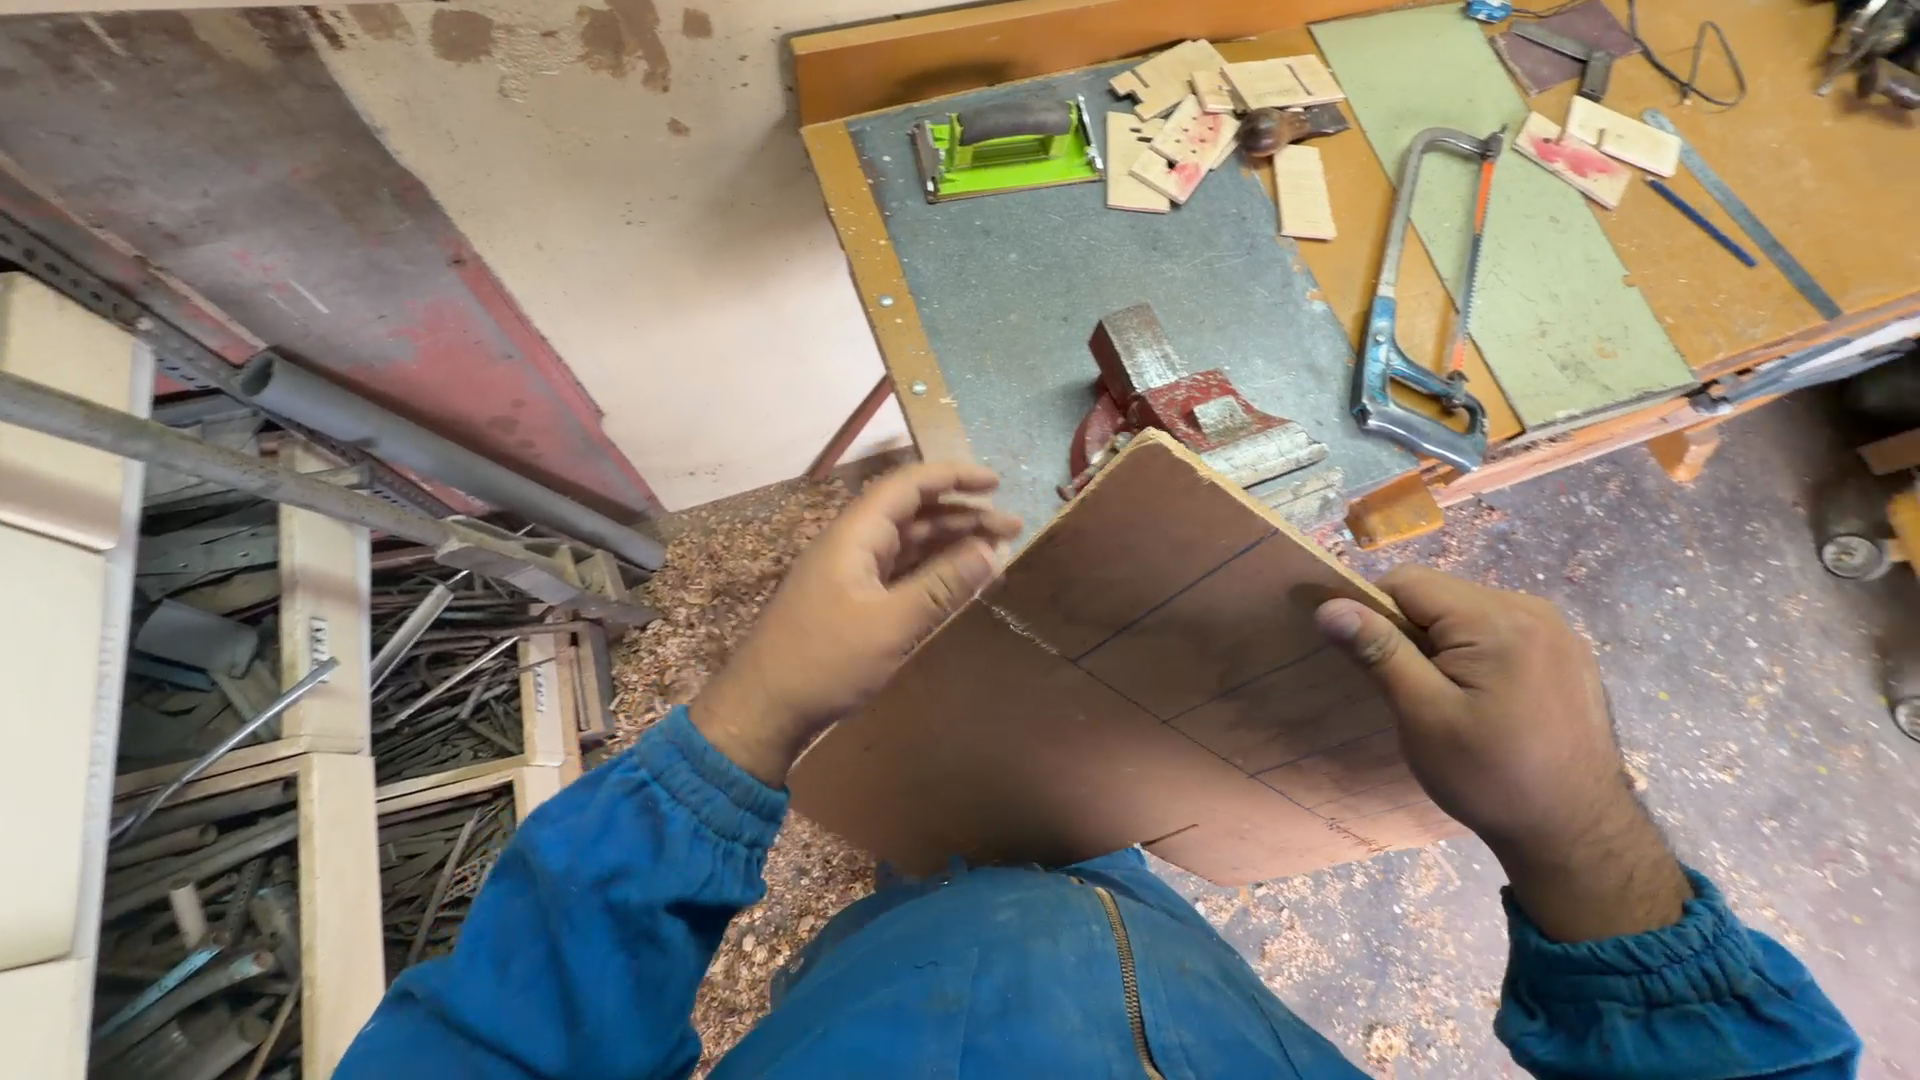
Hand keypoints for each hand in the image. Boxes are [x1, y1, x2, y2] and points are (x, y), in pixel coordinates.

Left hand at [691, 463, 1020, 786]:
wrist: (763, 708)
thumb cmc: (825, 662)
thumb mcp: (891, 624)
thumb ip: (943, 586)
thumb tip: (990, 552)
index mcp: (855, 535)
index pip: (909, 486)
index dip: (954, 478)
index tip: (996, 484)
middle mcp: (851, 544)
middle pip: (912, 513)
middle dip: (962, 515)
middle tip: (1011, 527)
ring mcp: (848, 573)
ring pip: (907, 543)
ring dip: (949, 542)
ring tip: (994, 551)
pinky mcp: (850, 601)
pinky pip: (898, 571)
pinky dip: (931, 570)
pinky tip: (957, 581)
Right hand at [1315, 566, 1689, 941]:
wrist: (1577, 836)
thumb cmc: (1490, 776)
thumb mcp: (1422, 714)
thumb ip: (1379, 652)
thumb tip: (1329, 607)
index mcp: (1498, 620)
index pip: (1407, 581)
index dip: (1372, 611)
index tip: (1367, 661)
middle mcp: (1533, 610)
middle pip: (1437, 593)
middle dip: (1407, 628)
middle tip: (1405, 687)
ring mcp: (1556, 631)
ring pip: (1464, 611)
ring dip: (1437, 640)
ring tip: (1440, 695)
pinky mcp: (1566, 654)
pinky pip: (1496, 629)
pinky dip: (1470, 651)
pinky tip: (1477, 697)